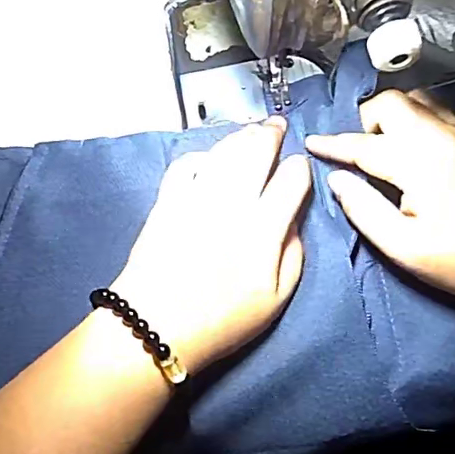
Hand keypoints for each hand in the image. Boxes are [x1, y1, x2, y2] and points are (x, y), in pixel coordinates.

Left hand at [110, 117, 310, 374]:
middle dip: (271, 134)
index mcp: (263, 231)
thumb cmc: (220, 322)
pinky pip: (186, 163)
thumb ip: (293, 255)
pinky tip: (211, 160)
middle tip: (277, 127)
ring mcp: (196, 198)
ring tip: (253, 132)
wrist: (154, 327)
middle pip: (256, 151)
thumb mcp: (275, 300)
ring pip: (224, 150)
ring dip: (242, 136)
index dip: (300, 169)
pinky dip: (202, 155)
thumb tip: (293, 220)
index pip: (291, 179)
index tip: (300, 170)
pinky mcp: (167, 200)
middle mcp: (232, 205)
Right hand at [307, 89, 454, 321]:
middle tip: (355, 153)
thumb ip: (364, 208)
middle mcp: (442, 137)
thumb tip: (337, 180)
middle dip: (364, 121)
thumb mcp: (401, 246)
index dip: (333, 144)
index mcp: (421, 161)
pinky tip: (412, 148)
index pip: (365, 144)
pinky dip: (415, 119)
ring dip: (391, 116)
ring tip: (382, 148)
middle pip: (391, 103)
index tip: (310, 142)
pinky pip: (437, 112)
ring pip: (417, 101)